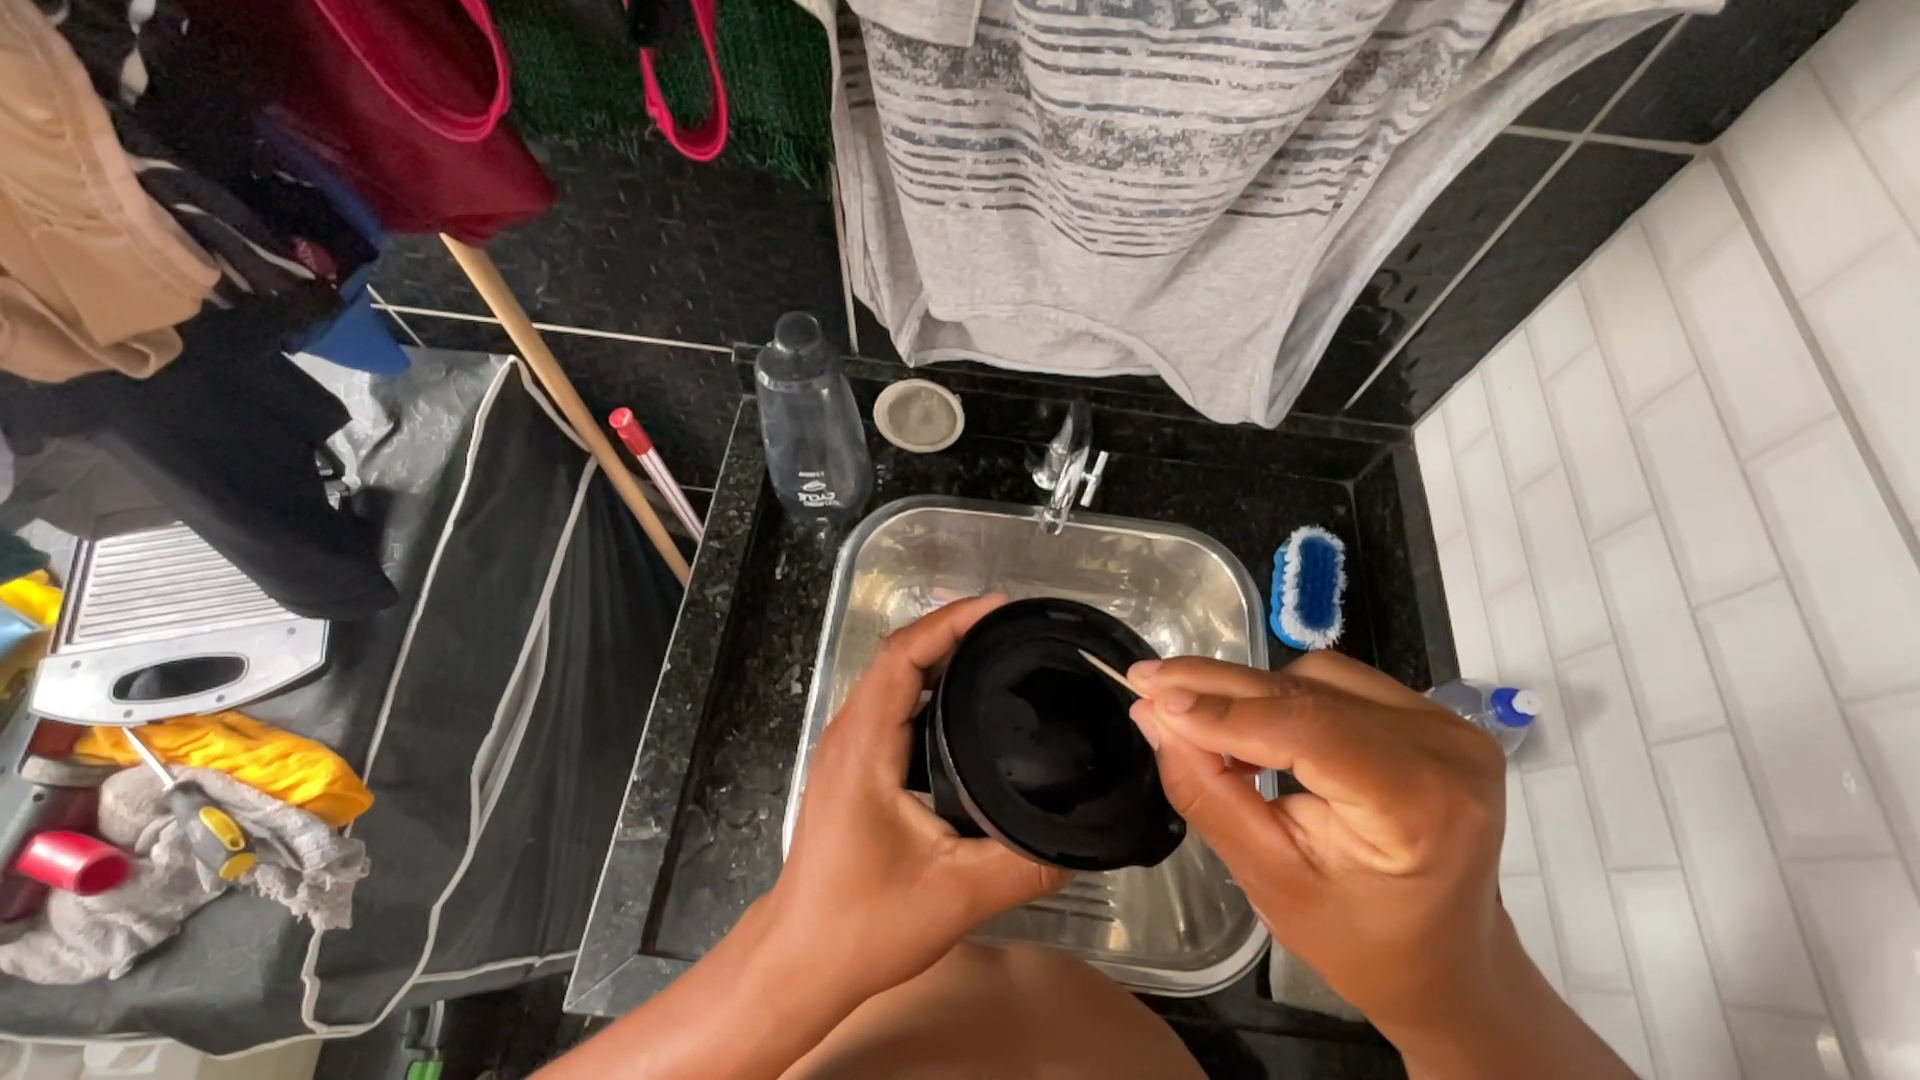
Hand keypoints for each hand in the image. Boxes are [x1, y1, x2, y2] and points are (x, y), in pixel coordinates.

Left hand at [770, 594, 1069, 1001]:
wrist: (801, 959)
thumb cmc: (864, 925)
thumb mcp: (960, 894)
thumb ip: (1028, 862)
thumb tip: (1084, 841)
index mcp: (865, 747)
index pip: (902, 656)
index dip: (950, 622)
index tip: (999, 610)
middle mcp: (848, 736)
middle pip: (897, 657)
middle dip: (952, 632)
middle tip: (1011, 630)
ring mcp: (844, 751)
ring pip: (890, 680)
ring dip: (937, 658)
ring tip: (995, 656)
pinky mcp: (849, 769)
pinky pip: (888, 707)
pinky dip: (926, 689)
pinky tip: (965, 709)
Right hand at [1126, 652, 1510, 1033]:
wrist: (1445, 958)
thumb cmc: (1360, 940)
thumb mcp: (1270, 881)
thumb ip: (1209, 795)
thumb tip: (1153, 717)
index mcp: (1422, 806)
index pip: (1308, 730)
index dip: (1224, 710)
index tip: (1150, 698)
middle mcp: (1445, 747)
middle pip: (1310, 691)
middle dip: (1218, 685)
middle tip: (1146, 680)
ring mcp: (1445, 724)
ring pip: (1316, 676)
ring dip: (1246, 691)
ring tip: (1191, 718)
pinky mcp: (1429, 716)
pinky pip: (1335, 683)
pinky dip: (1278, 697)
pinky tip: (1240, 723)